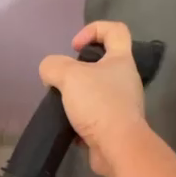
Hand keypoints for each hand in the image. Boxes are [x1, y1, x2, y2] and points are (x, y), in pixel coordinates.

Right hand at [38, 21, 149, 176]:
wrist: (118, 147)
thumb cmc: (99, 104)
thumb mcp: (69, 76)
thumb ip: (53, 66)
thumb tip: (49, 73)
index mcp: (121, 60)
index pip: (115, 30)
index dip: (93, 29)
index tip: (74, 46)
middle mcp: (126, 79)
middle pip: (103, 63)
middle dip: (79, 69)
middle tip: (64, 79)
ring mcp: (123, 104)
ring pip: (96, 91)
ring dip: (78, 95)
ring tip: (63, 104)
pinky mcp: (116, 125)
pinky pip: (95, 115)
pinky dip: (81, 118)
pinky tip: (70, 125)